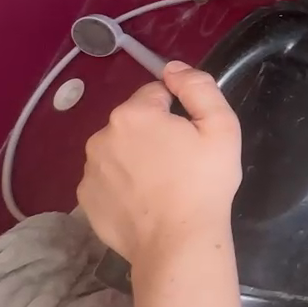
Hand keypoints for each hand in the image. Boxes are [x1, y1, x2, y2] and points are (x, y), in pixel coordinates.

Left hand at [78, 61, 241, 270]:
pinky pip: (109, 176)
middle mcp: (101, 136)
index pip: (158, 92)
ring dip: (140, 155)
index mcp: (134, 114)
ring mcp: (89, 169)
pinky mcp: (85, 197)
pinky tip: (149, 198)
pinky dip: (126, 181)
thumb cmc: (206, 179)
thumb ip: (200, 89)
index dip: (182, 109)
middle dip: (158, 131)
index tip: (196, 133)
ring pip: (121, 148)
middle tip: (187, 157)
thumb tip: (175, 68)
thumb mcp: (222, 127)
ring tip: (167, 181)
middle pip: (136, 120)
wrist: (176, 238)